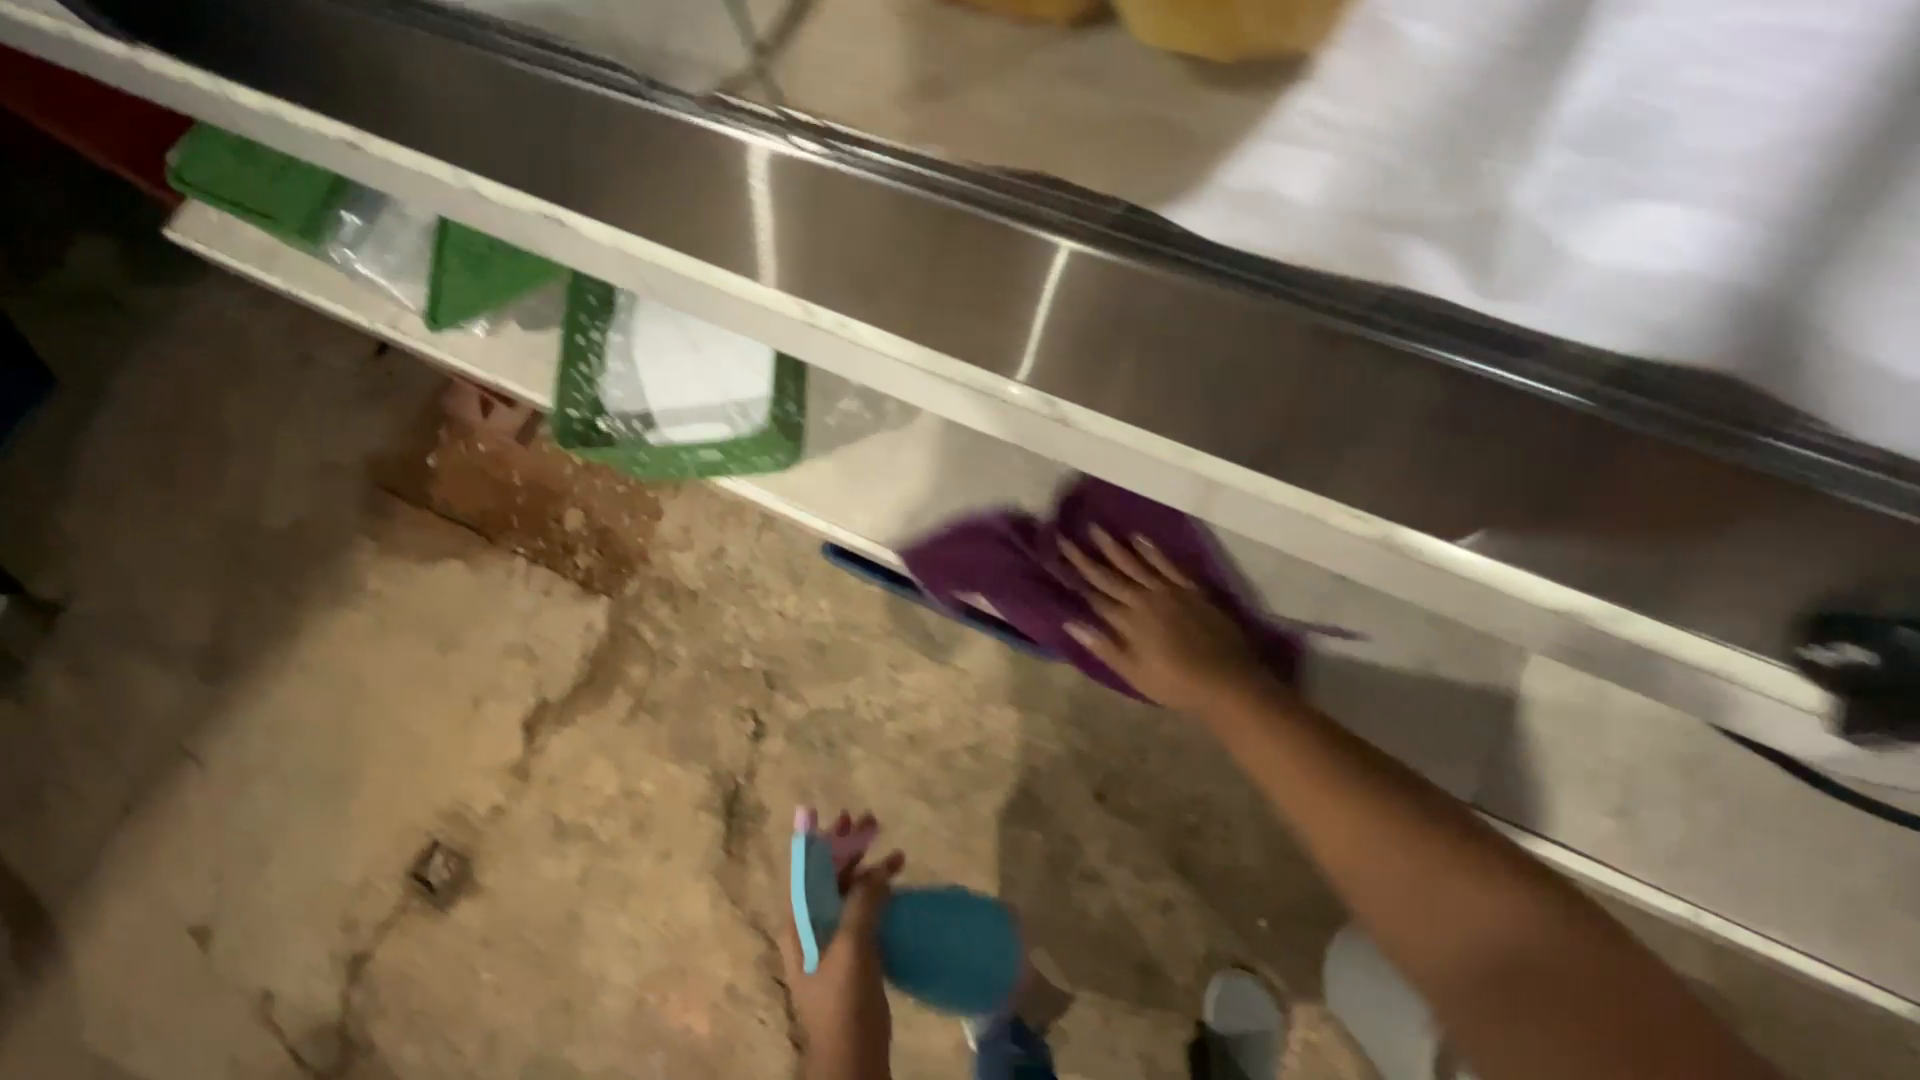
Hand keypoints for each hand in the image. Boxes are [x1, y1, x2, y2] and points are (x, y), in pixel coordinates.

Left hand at [781, 811, 904, 1079]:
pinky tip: (896, 883)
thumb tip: (876, 870)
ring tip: (893, 849)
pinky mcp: (852, 954)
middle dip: (847, 847)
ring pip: (847, 891)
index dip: (818, 840)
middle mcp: (810, 926)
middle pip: (827, 876)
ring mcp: (831, 940)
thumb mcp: (852, 946)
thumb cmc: (843, 998)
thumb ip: (862, 903)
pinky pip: (863, 911)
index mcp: (799, 922)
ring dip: (867, 868)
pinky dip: (878, 893)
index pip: (806, 870)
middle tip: (869, 820)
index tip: (832, 813)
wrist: (852, 1054)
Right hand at [1061, 528, 1275, 710]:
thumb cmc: (1176, 684)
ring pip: (1135, 563)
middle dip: (1085, 557)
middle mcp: (1144, 599)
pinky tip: (1138, 538)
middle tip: (1066, 537)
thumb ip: (1104, 646)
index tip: (1058, 559)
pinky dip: (1152, 550)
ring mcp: (1169, 591)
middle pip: (1109, 576)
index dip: (1074, 577)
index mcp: (1128, 622)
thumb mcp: (1134, 673)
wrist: (1227, 680)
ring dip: (1114, 546)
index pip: (1093, 596)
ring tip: (1096, 528)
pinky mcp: (1191, 589)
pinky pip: (1167, 564)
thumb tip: (1070, 623)